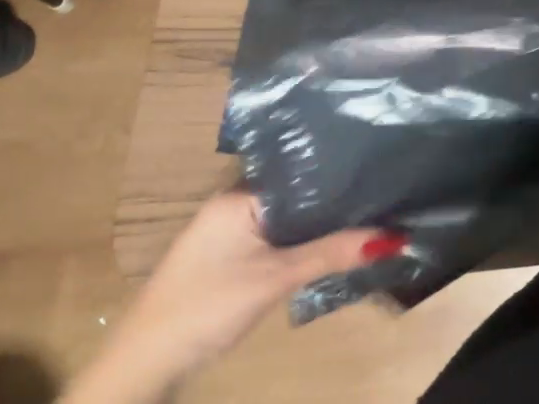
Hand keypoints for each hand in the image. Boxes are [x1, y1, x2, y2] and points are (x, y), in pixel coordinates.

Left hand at [63, 193, 400, 402]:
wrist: (140, 369)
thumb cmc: (205, 309)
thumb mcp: (276, 279)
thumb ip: (334, 252)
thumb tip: (397, 235)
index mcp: (237, 197)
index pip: (302, 172)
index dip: (343, 173)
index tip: (387, 170)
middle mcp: (231, 206)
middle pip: (299, 196)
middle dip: (339, 201)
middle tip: (391, 194)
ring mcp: (227, 235)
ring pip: (290, 220)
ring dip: (323, 225)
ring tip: (376, 215)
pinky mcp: (228, 260)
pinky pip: (279, 238)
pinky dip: (305, 242)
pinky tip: (336, 246)